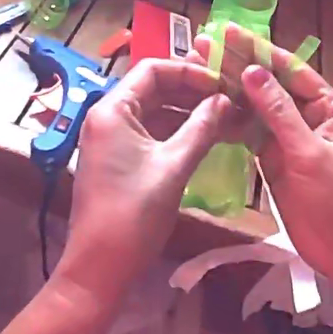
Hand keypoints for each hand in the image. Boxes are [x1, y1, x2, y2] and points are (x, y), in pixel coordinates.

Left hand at [52, 59, 231, 306]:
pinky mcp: (117, 157)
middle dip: (192, 92)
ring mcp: (110, 137)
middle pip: (153, 88)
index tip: (223, 83)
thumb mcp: (173, 167)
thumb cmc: (134, 212)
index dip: (190, 72)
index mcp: (112, 109)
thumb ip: (201, 129)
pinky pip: (149, 132)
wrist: (100, 263)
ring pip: (153, 111)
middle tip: (232, 100)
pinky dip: (176, 132)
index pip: (152, 69)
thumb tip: (225, 100)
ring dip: (187, 113)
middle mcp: (107, 115)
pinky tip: (207, 138)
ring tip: (227, 118)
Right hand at [205, 25, 332, 286]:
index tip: (228, 31)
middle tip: (203, 44)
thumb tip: (250, 71)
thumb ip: (279, 112)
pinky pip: (247, 131)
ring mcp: (287, 138)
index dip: (258, 49)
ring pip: (253, 106)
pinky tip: (205, 105)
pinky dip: (228, 118)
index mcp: (329, 108)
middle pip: (267, 84)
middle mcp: (307, 116)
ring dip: (227, 89)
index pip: (289, 69)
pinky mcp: (272, 158)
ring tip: (196, 69)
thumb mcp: (312, 153)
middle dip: (236, 63)